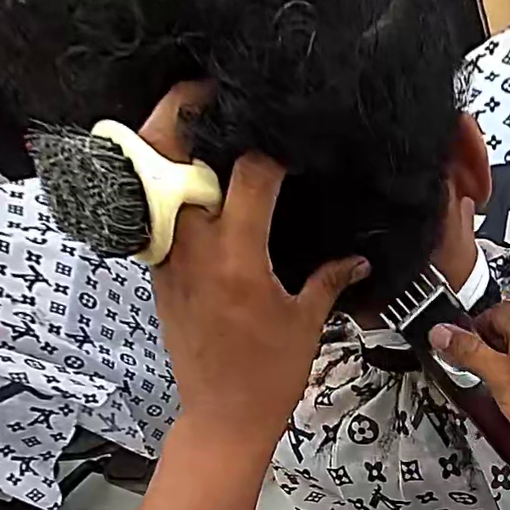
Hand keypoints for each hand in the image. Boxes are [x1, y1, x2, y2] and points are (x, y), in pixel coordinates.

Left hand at [137, 82, 369, 451]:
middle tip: (209, 95)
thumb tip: (358, 260)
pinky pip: (154, 213)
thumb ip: (330, 281)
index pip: (250, 177)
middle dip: (187, 114)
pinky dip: (169, 189)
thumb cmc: (270, 374)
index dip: (271, 154)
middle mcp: (193, 247)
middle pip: (173, 155)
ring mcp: (167, 256)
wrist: (224, 413)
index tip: (288, 149)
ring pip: (151, 178)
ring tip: (200, 133)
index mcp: (238, 258)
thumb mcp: (307, 324)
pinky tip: (194, 189)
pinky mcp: (157, 271)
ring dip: (171, 145)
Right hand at [429, 303, 509, 460]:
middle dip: (488, 355)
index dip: (469, 333)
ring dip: (506, 371)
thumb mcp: (499, 378)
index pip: (488, 313)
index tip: (458, 353)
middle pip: (504, 332)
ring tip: (503, 395)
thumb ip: (468, 353)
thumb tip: (441, 333)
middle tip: (480, 379)